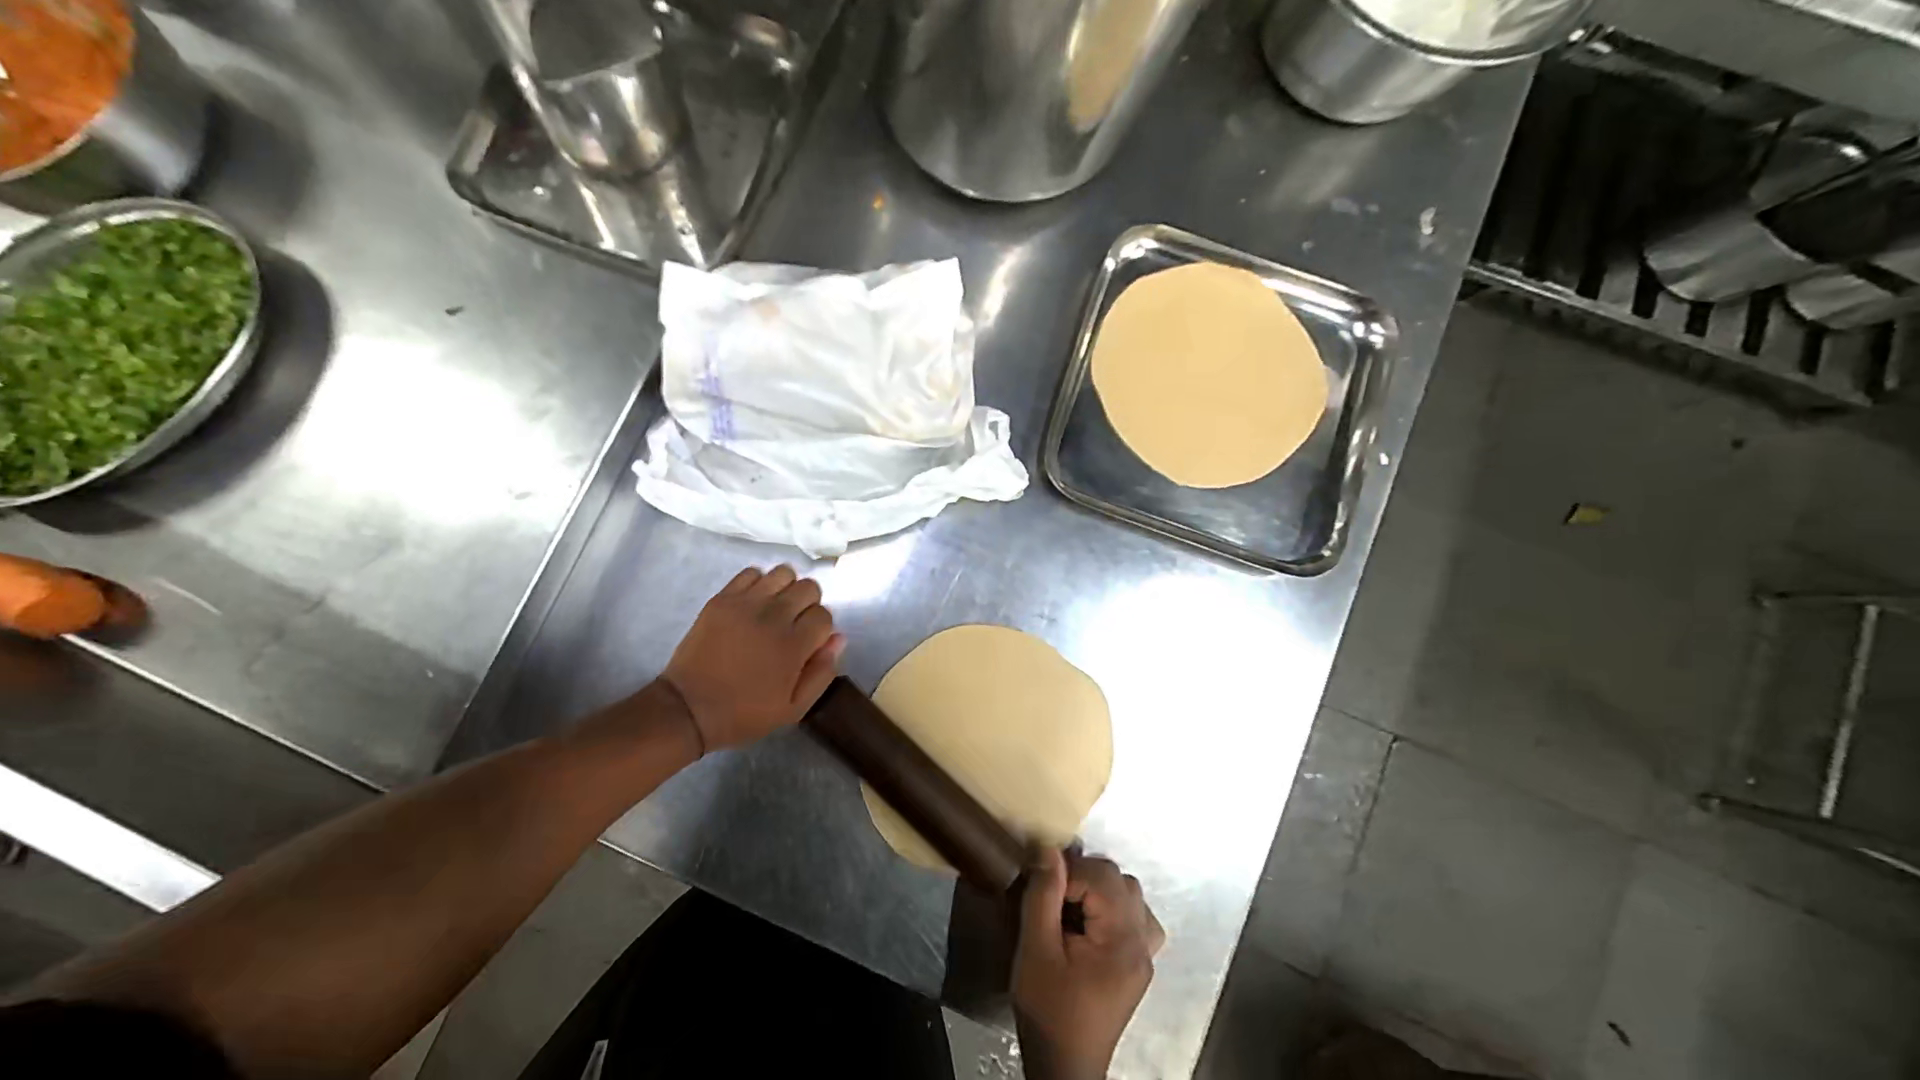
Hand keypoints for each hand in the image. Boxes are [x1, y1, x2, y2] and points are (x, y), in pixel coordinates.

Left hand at [662, 566, 843, 752]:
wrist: (688, 709)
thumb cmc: (744, 713)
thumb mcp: (793, 709)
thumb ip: (822, 672)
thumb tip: (838, 638)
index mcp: (793, 646)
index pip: (824, 615)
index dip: (821, 629)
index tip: (809, 643)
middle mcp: (773, 617)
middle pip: (808, 588)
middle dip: (808, 605)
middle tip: (794, 625)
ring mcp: (745, 604)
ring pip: (783, 573)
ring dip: (787, 589)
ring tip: (776, 609)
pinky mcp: (722, 599)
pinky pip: (751, 573)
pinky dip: (759, 583)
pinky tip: (754, 603)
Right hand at [1013, 849, 1165, 1079]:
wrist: (1064, 1064)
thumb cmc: (1048, 1007)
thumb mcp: (1036, 949)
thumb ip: (1043, 895)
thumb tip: (1049, 849)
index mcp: (1122, 938)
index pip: (1101, 876)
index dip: (1068, 872)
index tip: (1040, 885)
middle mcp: (1143, 942)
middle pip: (1120, 881)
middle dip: (1083, 878)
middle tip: (1052, 897)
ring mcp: (1145, 955)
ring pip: (1130, 896)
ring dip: (1099, 891)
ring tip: (1069, 909)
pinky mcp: (1138, 966)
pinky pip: (1136, 920)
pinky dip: (1114, 910)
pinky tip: (1092, 924)